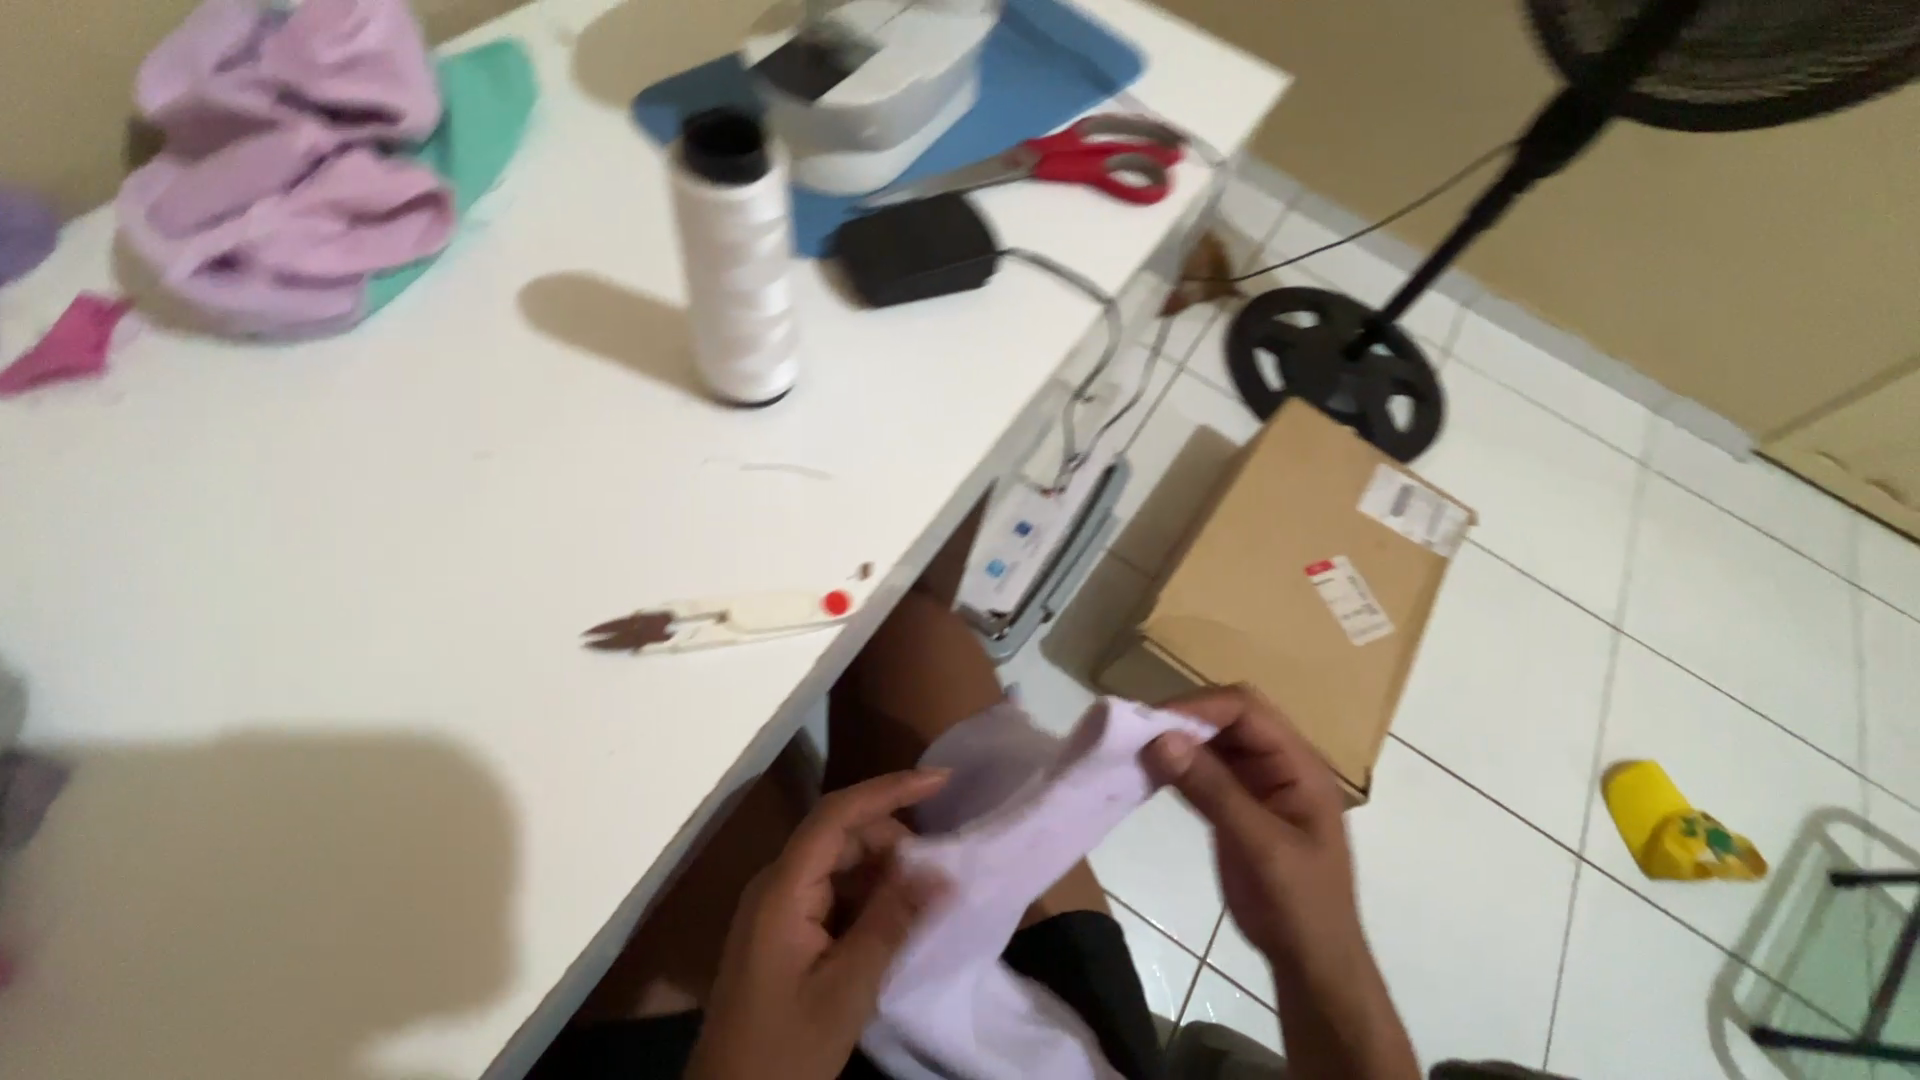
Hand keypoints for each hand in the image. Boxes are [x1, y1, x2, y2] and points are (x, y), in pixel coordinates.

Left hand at [685, 769, 950, 1079]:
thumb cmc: (787, 1048)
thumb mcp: (849, 987)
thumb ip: (892, 921)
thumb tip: (941, 873)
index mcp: (783, 888)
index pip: (837, 814)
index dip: (889, 789)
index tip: (941, 781)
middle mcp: (775, 883)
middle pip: (839, 834)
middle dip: (892, 839)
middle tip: (937, 869)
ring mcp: (776, 906)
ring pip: (838, 862)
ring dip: (882, 870)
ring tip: (922, 897)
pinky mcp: (783, 929)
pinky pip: (831, 891)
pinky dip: (866, 896)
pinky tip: (894, 919)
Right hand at [1143, 686, 1359, 958]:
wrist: (1311, 960)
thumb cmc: (1299, 903)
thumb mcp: (1260, 846)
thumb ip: (1214, 790)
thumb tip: (1161, 738)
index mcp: (1299, 764)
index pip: (1247, 711)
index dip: (1200, 708)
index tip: (1153, 723)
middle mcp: (1279, 763)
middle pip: (1229, 717)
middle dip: (1185, 718)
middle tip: (1137, 732)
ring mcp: (1257, 783)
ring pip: (1213, 740)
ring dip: (1177, 739)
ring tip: (1135, 747)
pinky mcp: (1235, 803)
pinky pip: (1203, 768)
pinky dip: (1176, 764)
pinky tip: (1148, 771)